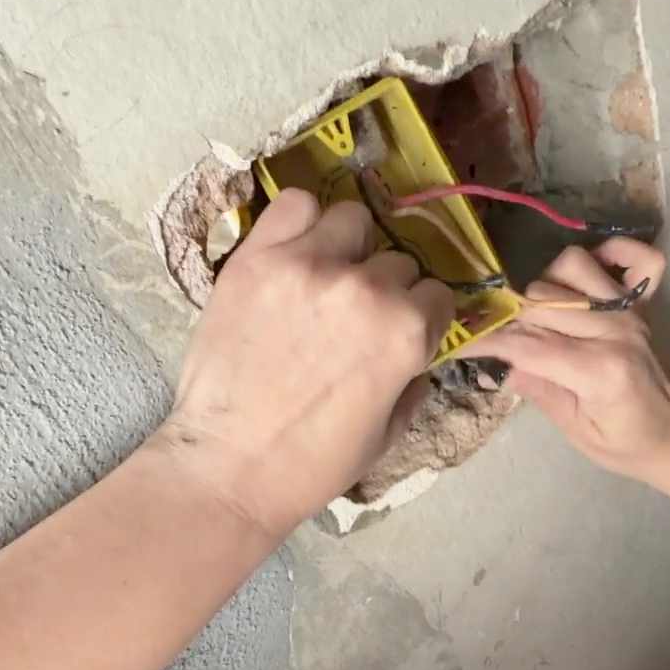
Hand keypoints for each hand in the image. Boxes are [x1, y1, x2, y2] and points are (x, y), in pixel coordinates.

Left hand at [154, 189, 453, 535]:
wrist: (231, 465)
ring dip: (350, 248)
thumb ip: (415, 378)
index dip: (423, 317)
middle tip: (356, 319)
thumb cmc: (316, 462)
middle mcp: (366, 288)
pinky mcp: (256, 258)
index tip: (402, 334)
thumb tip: (418, 350)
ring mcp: (308, 265)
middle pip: (398, 262)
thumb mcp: (392, 431)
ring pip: (353, 221)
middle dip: (387, 290)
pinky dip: (302, 223)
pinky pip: (296, 204)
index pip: (438, 294)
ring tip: (326, 280)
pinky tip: (295, 254)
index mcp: (407, 331)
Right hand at [466, 238, 669, 487]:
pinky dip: (611, 252)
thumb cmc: (627, 445)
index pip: (529, 345)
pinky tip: (588, 274)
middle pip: (542, 300)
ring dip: (546, 285)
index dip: (489, 341)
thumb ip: (539, 391)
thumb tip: (494, 367)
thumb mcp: (577, 431)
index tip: (459, 342)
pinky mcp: (642, 304)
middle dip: (510, 318)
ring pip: (572, 266)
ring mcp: (630, 311)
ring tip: (540, 316)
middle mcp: (615, 329)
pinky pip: (636, 256)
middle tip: (497, 340)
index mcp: (599, 370)